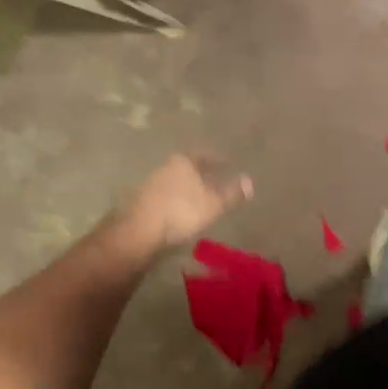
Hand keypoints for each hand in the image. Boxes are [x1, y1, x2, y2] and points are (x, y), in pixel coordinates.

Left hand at [120, 154, 252, 250]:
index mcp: (183, 161)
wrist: (137, 233)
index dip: (217, 159)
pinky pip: (162, 200)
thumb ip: (232, 193)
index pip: (204, 155)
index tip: (227, 163)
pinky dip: (173, 204)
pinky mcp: (138, 204)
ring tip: (197, 201)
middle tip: (213, 181)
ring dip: (184, 191)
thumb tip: (250, 181)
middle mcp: (164, 167)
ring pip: (173, 184)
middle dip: (199, 175)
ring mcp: (148, 185)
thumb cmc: (181, 212)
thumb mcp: (213, 204)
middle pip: (186, 168)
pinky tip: (178, 216)